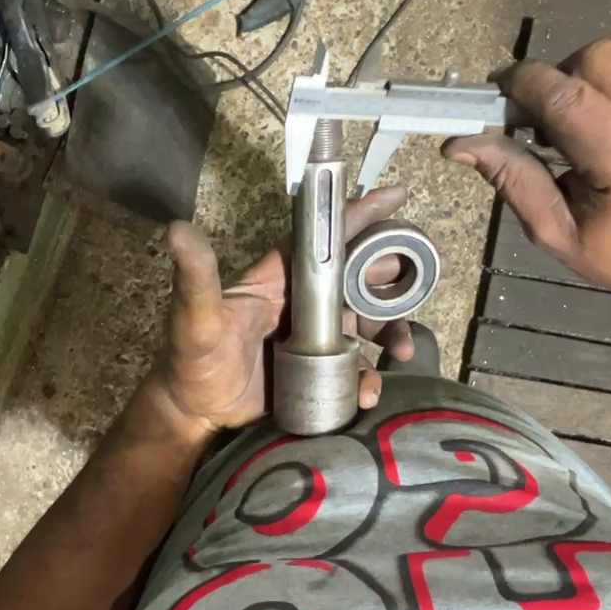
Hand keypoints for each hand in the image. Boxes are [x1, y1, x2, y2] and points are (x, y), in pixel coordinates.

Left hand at [147, 187, 420, 435]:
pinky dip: (368, 378)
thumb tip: (178, 230)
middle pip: (360, 276)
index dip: (358, 215)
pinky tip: (367, 391)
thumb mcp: (194, 318)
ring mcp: (316, 337)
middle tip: (433, 272)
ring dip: (393, 330)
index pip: (323, 238)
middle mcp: (305, 301)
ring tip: (399, 351)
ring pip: (369, 322)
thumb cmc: (191, 359)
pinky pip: (356, 368)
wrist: (196, 413)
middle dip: (397, 273)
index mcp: (280, 278)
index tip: (396, 196)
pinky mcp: (320, 370)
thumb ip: (195, 279)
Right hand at [442, 34, 610, 322]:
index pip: (564, 96)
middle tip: (550, 121)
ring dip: (592, 71)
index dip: (523, 85)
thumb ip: (511, 179)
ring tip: (586, 114)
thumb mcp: (557, 232)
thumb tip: (459, 145)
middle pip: (597, 58)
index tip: (500, 92)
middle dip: (560, 79)